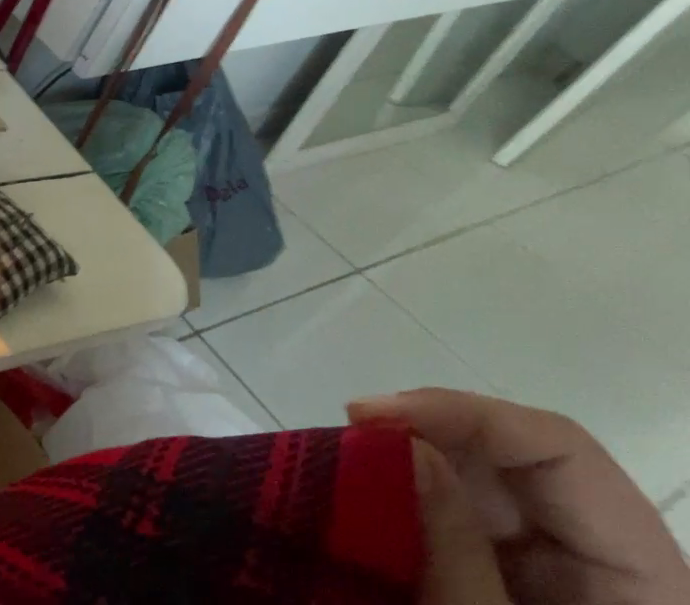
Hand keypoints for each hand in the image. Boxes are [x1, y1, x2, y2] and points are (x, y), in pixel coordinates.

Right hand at [349, 388, 689, 604]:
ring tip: (340, 457)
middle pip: (516, 457)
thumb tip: (398, 443)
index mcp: (645, 575)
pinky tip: (360, 489)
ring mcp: (559, 564)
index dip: (464, 412)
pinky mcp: (516, 574)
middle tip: (347, 428)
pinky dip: (406, 495)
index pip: (563, 449)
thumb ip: (453, 549)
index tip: (369, 411)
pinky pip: (461, 513)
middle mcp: (608, 553)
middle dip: (425, 430)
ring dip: (408, 459)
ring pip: (481, 479)